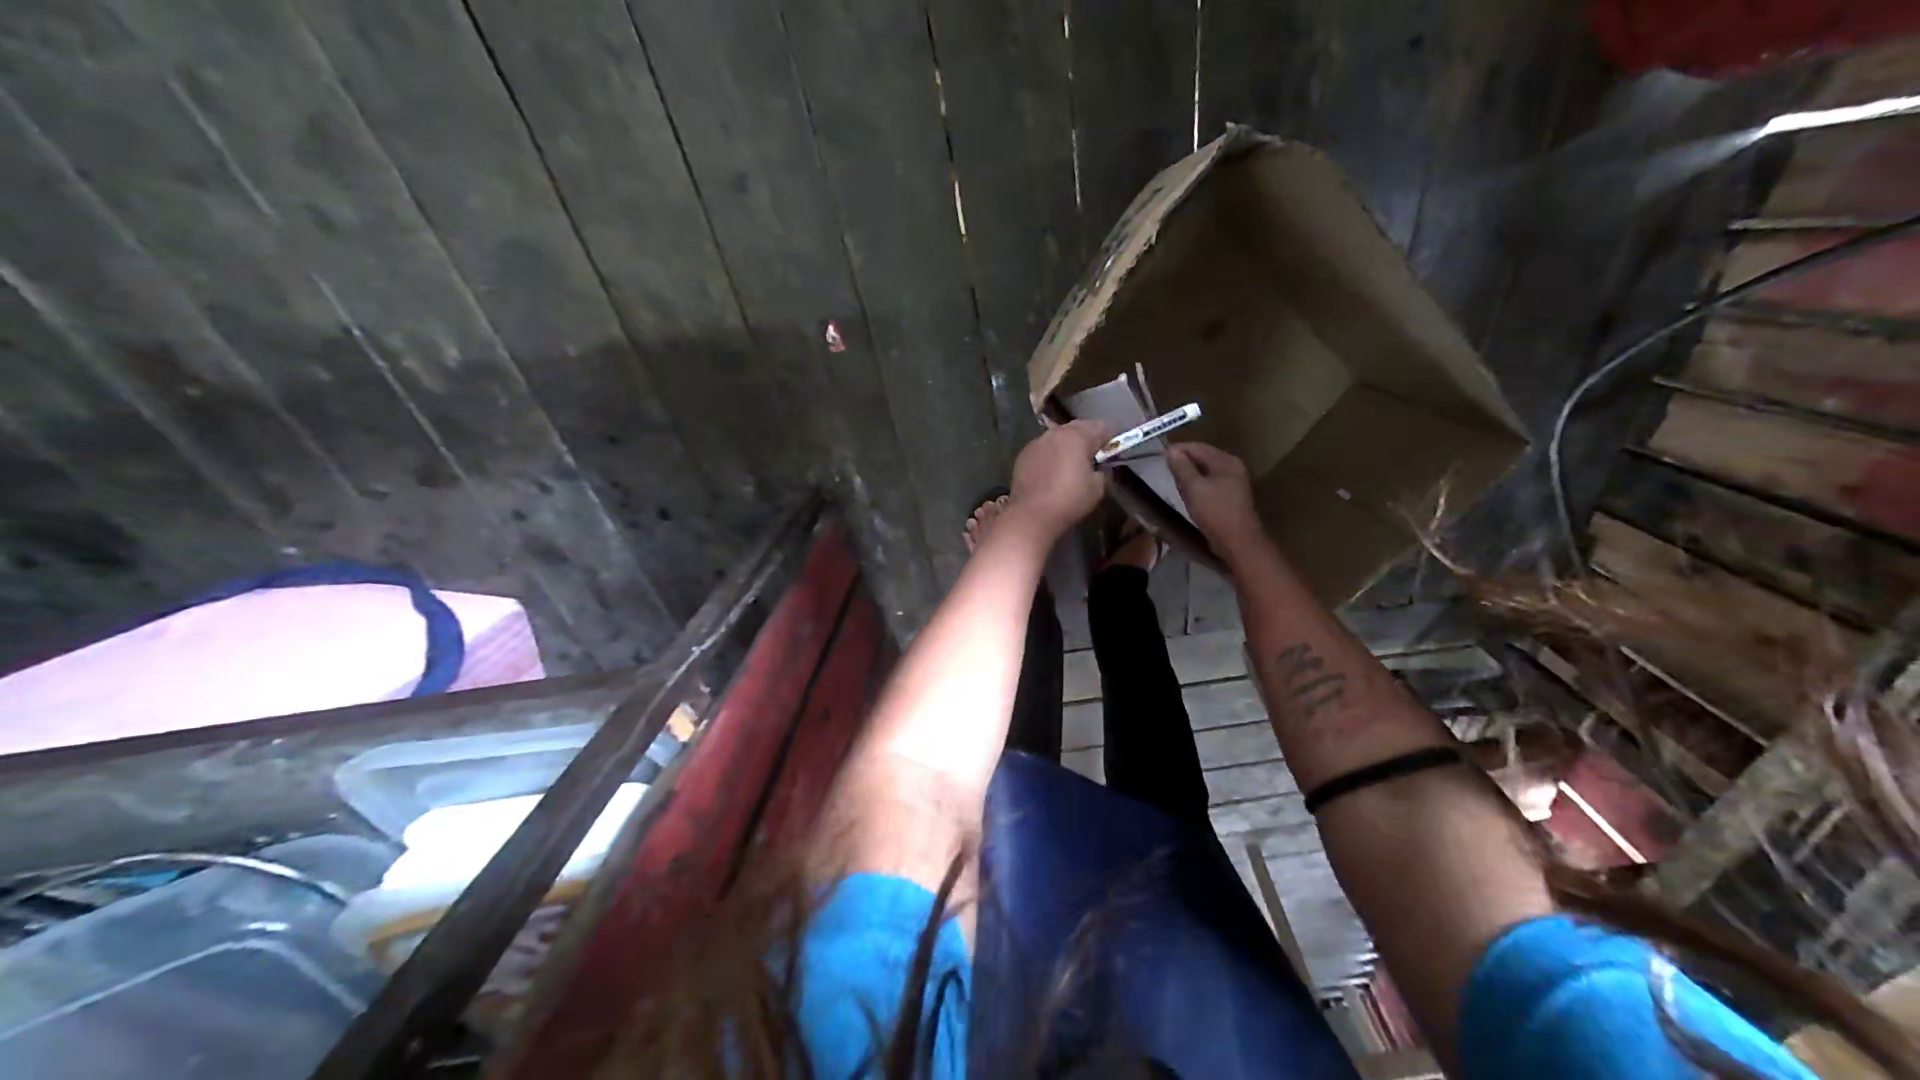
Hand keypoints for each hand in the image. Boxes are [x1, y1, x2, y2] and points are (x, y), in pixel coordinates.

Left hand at [1009, 419, 1111, 536]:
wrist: (1031, 515)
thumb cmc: (1069, 500)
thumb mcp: (1098, 487)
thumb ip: (1103, 470)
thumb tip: (1101, 466)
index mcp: (1076, 437)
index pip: (1102, 426)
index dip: (1113, 435)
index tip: (1117, 446)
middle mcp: (1055, 433)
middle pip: (1078, 427)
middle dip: (1090, 437)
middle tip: (1098, 452)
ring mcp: (1037, 442)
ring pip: (1059, 436)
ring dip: (1069, 444)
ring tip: (1075, 460)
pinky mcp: (1024, 455)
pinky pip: (1044, 448)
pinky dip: (1053, 453)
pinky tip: (1055, 468)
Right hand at [1167, 442, 1266, 562]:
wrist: (1238, 541)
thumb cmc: (1215, 512)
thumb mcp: (1193, 488)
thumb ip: (1182, 467)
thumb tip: (1171, 450)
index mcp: (1225, 461)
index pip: (1197, 447)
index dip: (1178, 449)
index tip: (1159, 456)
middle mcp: (1232, 467)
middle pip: (1203, 457)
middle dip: (1184, 461)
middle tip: (1164, 469)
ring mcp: (1234, 481)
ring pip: (1206, 470)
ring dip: (1190, 473)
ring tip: (1173, 480)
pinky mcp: (1231, 495)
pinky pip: (1211, 482)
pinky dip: (1198, 483)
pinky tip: (1188, 492)